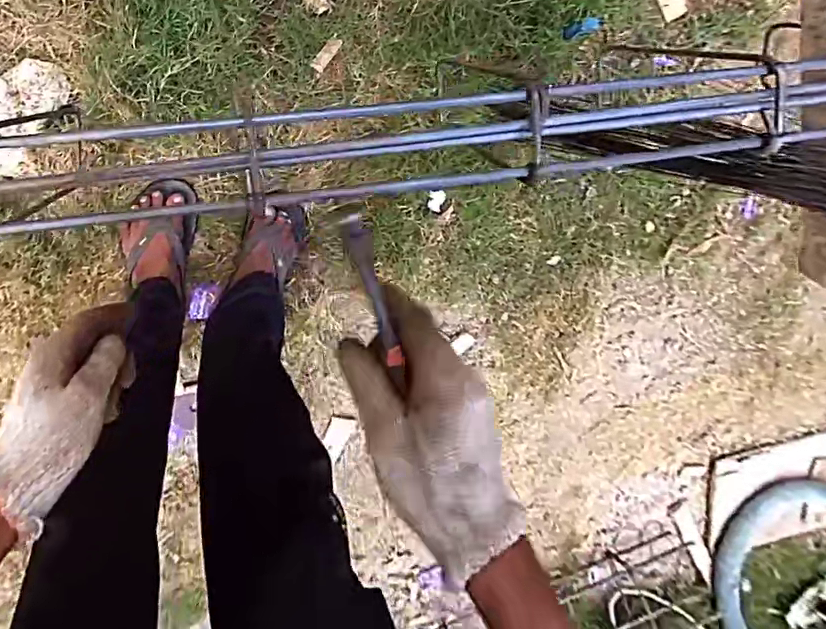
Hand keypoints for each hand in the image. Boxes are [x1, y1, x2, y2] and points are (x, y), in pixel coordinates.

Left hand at [0, 303, 130, 539]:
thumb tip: (115, 341)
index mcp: (52, 352)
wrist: (14, 491)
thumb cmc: (52, 443)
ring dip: (106, 376)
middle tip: (130, 376)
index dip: (115, 316)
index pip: (88, 320)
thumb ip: (105, 361)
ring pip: (84, 366)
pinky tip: (102, 415)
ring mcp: (41, 386)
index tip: (137, 316)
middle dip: (114, 353)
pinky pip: (77, 387)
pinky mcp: (43, 408)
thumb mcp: (89, 396)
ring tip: (115, 402)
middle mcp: (44, 362)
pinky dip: (95, 393)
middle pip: (87, 342)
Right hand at [337, 284, 526, 584]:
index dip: (389, 301)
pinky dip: (416, 377)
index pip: (415, 318)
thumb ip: (365, 379)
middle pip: (423, 335)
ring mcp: (474, 391)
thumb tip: (348, 341)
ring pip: (430, 356)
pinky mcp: (475, 407)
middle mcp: (465, 375)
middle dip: (392, 340)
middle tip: (365, 369)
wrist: (477, 534)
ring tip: (383, 403)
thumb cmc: (424, 484)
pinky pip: (440, 375)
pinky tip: (402, 412)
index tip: (366, 290)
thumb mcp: (384, 432)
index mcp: (445, 376)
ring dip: (402, 362)